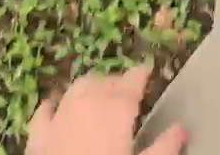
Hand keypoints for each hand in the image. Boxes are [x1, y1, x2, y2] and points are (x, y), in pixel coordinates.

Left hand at [25, 64, 186, 154]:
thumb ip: (165, 146)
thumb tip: (182, 127)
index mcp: (117, 107)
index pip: (134, 79)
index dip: (142, 74)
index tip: (148, 73)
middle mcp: (88, 101)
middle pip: (106, 80)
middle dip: (117, 82)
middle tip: (128, 93)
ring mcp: (59, 116)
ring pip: (78, 88)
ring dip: (91, 88)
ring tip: (100, 97)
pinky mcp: (37, 136)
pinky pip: (45, 111)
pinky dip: (53, 105)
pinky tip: (56, 107)